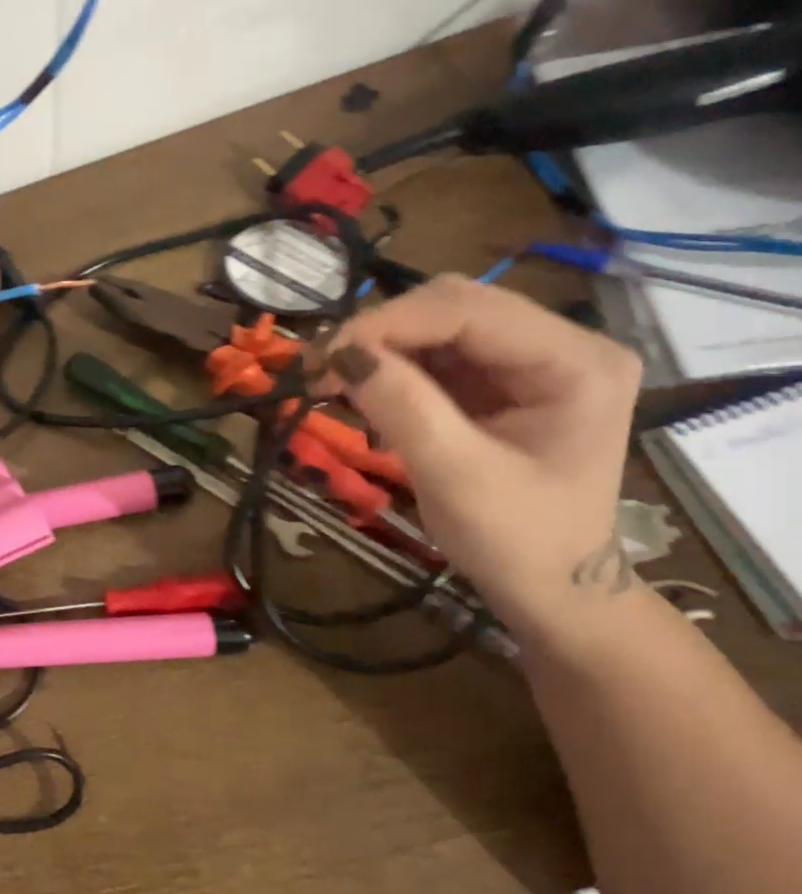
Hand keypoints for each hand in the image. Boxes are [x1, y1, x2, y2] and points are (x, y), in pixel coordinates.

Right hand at [313, 276, 642, 624]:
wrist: (552, 588)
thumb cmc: (515, 539)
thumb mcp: (455, 475)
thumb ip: (403, 406)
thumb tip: (339, 354)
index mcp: (577, 362)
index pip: (469, 310)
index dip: (388, 324)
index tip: (320, 359)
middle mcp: (564, 345)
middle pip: (456, 305)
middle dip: (381, 330)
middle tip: (317, 369)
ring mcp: (534, 362)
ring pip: (441, 324)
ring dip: (380, 346)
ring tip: (329, 379)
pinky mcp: (505, 381)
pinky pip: (439, 353)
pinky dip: (392, 366)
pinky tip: (362, 389)